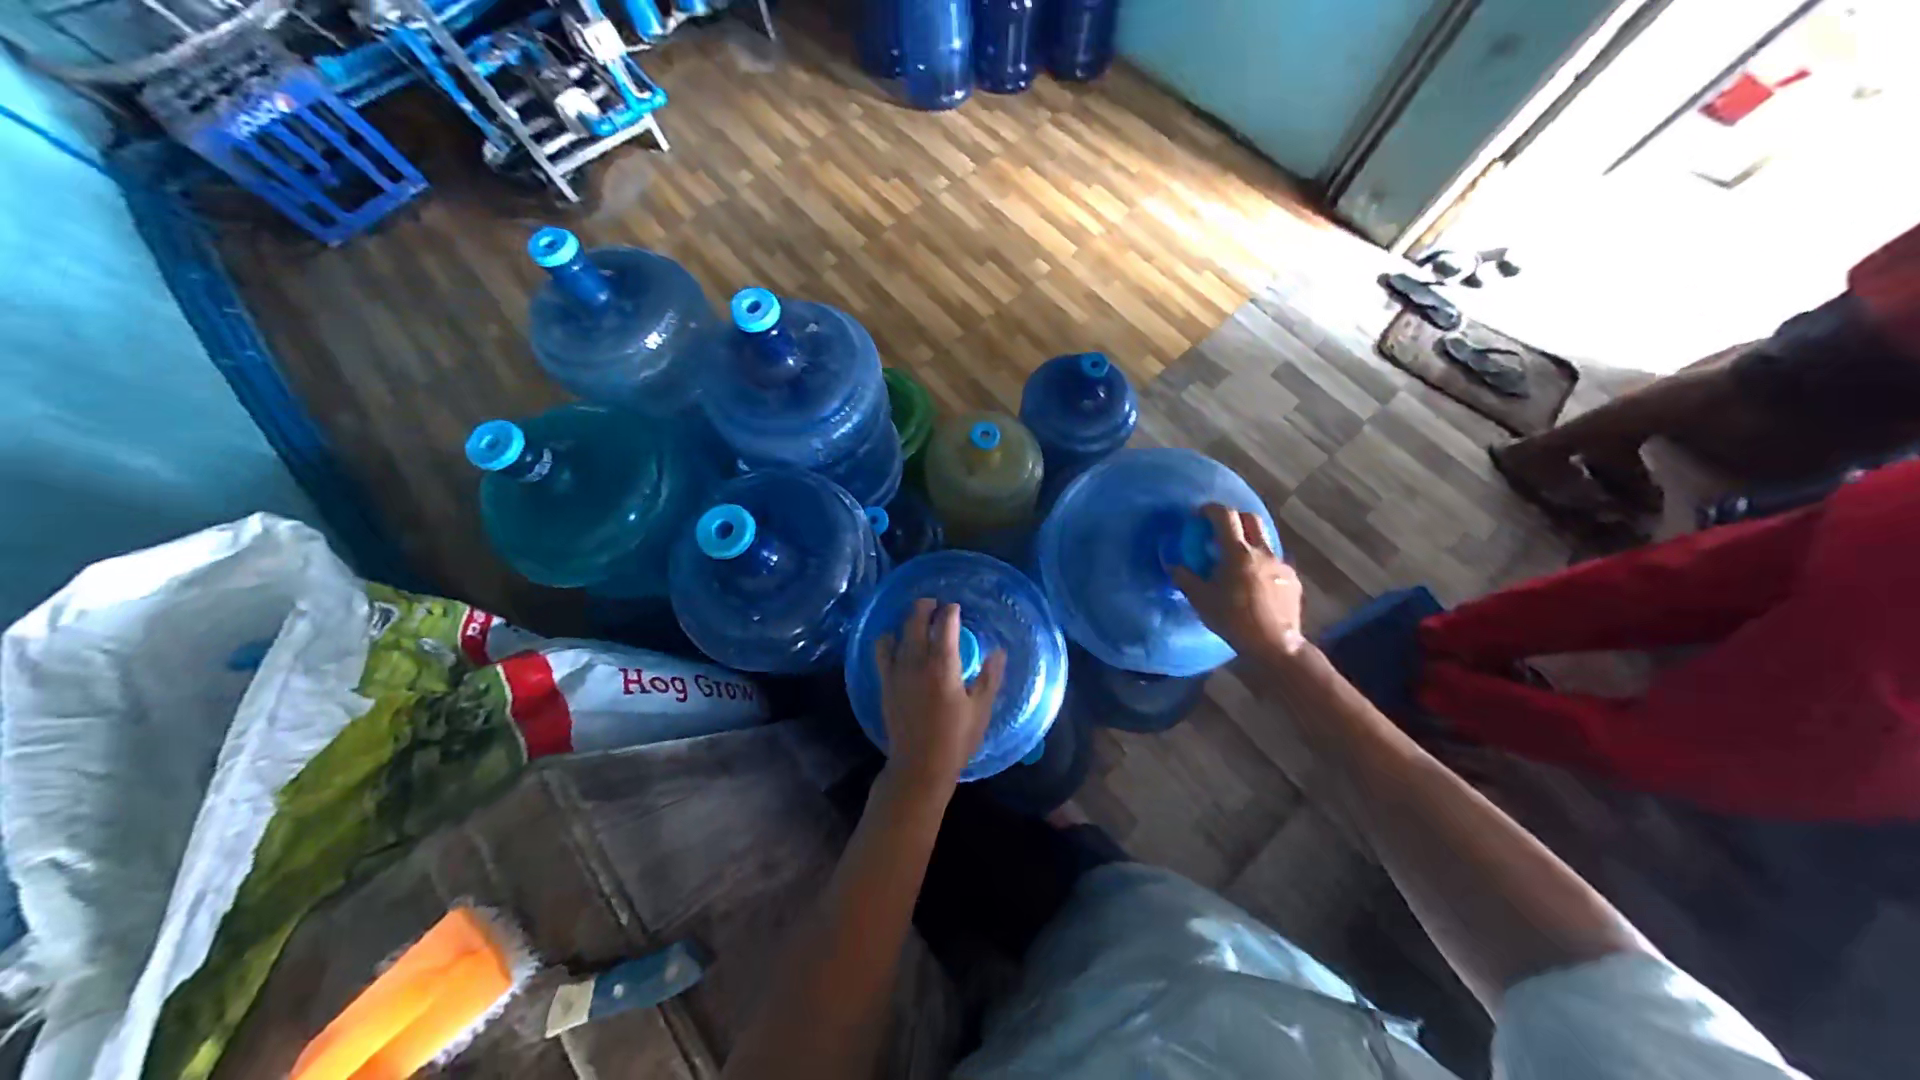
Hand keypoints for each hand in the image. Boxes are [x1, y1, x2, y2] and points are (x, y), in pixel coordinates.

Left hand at [874, 599, 1006, 786]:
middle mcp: (917, 661)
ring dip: (908, 621)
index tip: (956, 609)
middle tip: (935, 605)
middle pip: (916, 620)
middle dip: (926, 607)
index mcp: (943, 664)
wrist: (919, 765)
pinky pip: (881, 651)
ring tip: (918, 621)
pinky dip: (888, 640)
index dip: (951, 612)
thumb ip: (989, 677)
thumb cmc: (956, 739)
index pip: (946, 624)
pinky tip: (897, 643)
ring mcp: (896, 670)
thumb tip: (999, 652)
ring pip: (898, 632)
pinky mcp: (885, 682)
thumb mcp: (980, 709)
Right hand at [1172, 503, 1305, 660]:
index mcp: (1237, 553)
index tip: (1199, 515)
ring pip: (1264, 540)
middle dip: (1234, 518)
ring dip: (1248, 541)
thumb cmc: (1233, 620)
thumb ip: (1185, 578)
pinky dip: (1261, 563)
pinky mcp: (1292, 579)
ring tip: (1236, 560)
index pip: (1225, 516)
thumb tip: (1172, 564)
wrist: (1275, 645)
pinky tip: (1254, 584)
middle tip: (1219, 530)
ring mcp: (1281, 564)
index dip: (1210, 509)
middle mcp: (1263, 552)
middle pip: (1250, 518)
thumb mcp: (1201, 600)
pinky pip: (1274, 562)